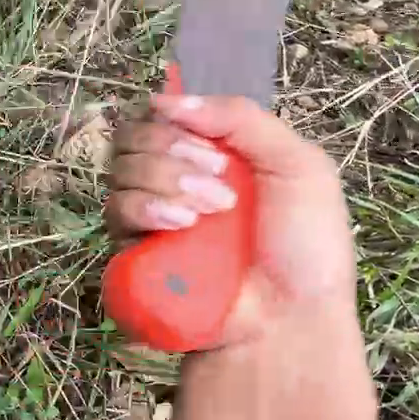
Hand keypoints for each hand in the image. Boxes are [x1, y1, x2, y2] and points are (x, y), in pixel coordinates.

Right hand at [105, 94, 355, 345]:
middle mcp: (169, 175)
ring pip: (121, 167)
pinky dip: (146, 208)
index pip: (160, 112)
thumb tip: (163, 98)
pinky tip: (178, 226)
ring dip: (166, 181)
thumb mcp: (298, 168)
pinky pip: (115, 206)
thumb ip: (241, 119)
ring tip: (208, 213)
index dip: (172, 116)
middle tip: (217, 179)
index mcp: (206, 153)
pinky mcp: (128, 243)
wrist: (288, 321)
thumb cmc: (303, 247)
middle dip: (170, 149)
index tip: (204, 138)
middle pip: (132, 133)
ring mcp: (146, 209)